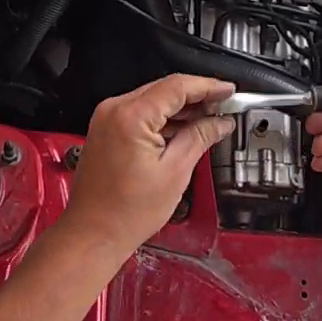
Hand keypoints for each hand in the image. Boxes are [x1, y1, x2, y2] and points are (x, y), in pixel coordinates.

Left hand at [58, 73, 235, 257]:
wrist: (93, 234)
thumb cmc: (126, 213)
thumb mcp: (175, 172)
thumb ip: (200, 137)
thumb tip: (220, 122)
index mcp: (130, 116)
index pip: (176, 86)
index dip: (207, 86)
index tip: (228, 90)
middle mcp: (114, 110)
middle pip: (164, 89)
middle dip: (196, 96)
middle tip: (224, 106)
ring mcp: (107, 118)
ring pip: (153, 99)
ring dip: (180, 107)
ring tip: (209, 119)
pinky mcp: (106, 129)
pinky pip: (140, 112)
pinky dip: (163, 118)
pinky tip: (183, 129)